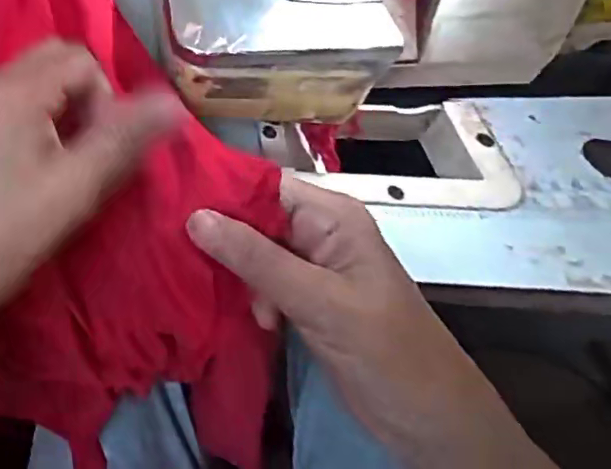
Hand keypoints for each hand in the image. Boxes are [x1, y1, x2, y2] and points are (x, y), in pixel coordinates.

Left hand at [0, 40, 182, 335]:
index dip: (105, 98)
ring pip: (35, 74)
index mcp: (17, 88)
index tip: (99, 147)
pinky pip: (13, 92)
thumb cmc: (14, 229)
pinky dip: (37, 108)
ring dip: (63, 100)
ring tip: (64, 153)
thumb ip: (128, 136)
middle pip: (57, 57)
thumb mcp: (80, 184)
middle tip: (86, 143)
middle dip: (85, 91)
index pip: (83, 60)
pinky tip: (35, 158)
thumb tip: (174, 103)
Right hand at [187, 176, 553, 468]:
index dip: (223, 190)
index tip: (177, 202)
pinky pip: (263, 279)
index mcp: (331, 214)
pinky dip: (250, 293)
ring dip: (237, 271)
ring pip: (255, 249)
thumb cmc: (388, 351)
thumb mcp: (320, 302)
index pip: (265, 185)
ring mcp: (312, 265)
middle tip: (184, 249)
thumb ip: (258, 260)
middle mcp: (318, 230)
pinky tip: (250, 316)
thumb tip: (196, 216)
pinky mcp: (306, 297)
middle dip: (224, 234)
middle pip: (256, 216)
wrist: (434, 425)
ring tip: (224, 293)